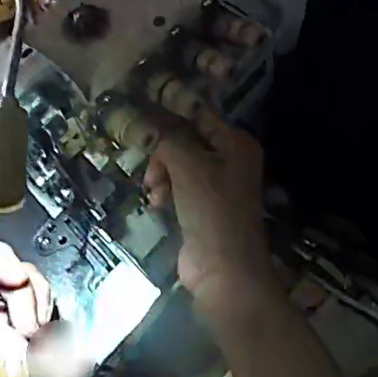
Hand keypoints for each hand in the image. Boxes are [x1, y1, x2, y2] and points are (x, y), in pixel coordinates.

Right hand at [144, 112, 278, 311]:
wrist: (224, 270)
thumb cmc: (211, 208)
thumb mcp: (187, 164)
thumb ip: (166, 137)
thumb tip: (145, 119)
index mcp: (235, 143)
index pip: (198, 114)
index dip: (171, 110)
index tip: (142, 107)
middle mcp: (229, 158)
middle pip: (185, 138)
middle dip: (163, 151)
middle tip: (151, 167)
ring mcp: (216, 183)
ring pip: (177, 162)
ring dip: (160, 172)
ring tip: (153, 190)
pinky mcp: (202, 205)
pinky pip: (177, 184)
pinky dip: (165, 189)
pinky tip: (156, 203)